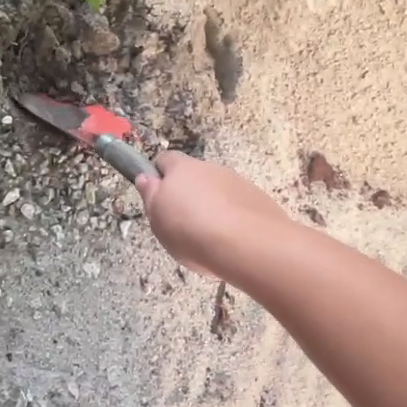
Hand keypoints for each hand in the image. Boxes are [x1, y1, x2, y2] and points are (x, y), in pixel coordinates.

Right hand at [135, 152, 289, 275]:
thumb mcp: (157, 218)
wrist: (250, 246)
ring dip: (214, 208)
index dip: (159, 177)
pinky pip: (240, 206)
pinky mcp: (260, 200)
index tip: (158, 199)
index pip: (164, 159)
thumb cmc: (192, 231)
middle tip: (184, 226)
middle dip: (189, 196)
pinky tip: (235, 243)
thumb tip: (146, 178)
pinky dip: (235, 219)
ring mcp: (238, 182)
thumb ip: (150, 195)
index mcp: (181, 168)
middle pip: (194, 177)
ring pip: (218, 192)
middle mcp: (211, 168)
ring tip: (212, 240)